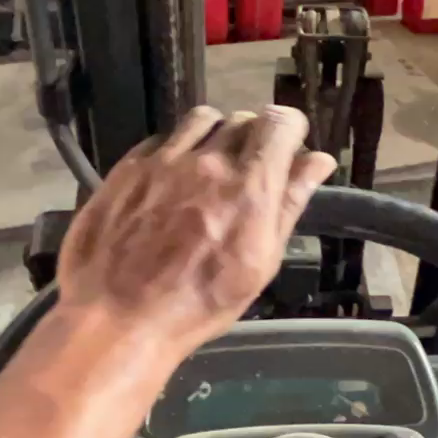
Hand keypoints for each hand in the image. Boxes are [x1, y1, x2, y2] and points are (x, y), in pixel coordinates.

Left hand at [58, 105, 336, 356]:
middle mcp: (208, 162)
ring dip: (216, 134)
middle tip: (250, 170)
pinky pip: (162, 138)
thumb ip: (289, 203)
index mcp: (249, 187)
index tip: (288, 146)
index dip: (290, 129)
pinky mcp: (128, 167)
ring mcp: (164, 161)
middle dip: (255, 138)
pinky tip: (173, 180)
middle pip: (243, 119)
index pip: (280, 122)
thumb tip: (317, 162)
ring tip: (212, 166)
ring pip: (202, 119)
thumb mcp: (261, 261)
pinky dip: (177, 150)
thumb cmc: (200, 303)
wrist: (119, 318)